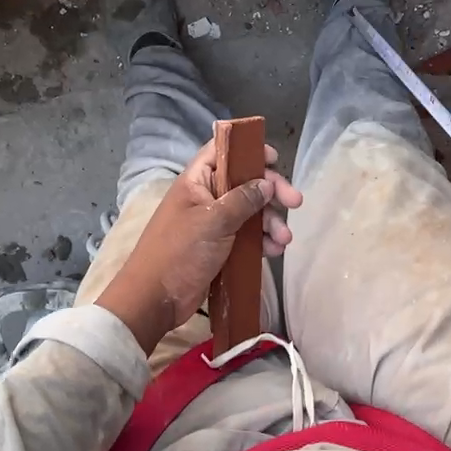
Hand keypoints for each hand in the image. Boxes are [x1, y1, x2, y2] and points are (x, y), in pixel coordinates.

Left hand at [96, 139, 301, 350]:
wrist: (155, 300)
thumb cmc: (180, 252)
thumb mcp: (213, 221)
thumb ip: (243, 199)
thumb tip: (266, 184)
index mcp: (197, 181)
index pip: (222, 151)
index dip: (248, 149)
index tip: (273, 158)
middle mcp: (206, 197)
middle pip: (245, 182)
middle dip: (272, 191)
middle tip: (295, 202)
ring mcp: (213, 223)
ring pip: (250, 211)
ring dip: (270, 221)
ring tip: (285, 239)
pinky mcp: (220, 247)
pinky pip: (247, 236)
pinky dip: (262, 241)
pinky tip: (275, 251)